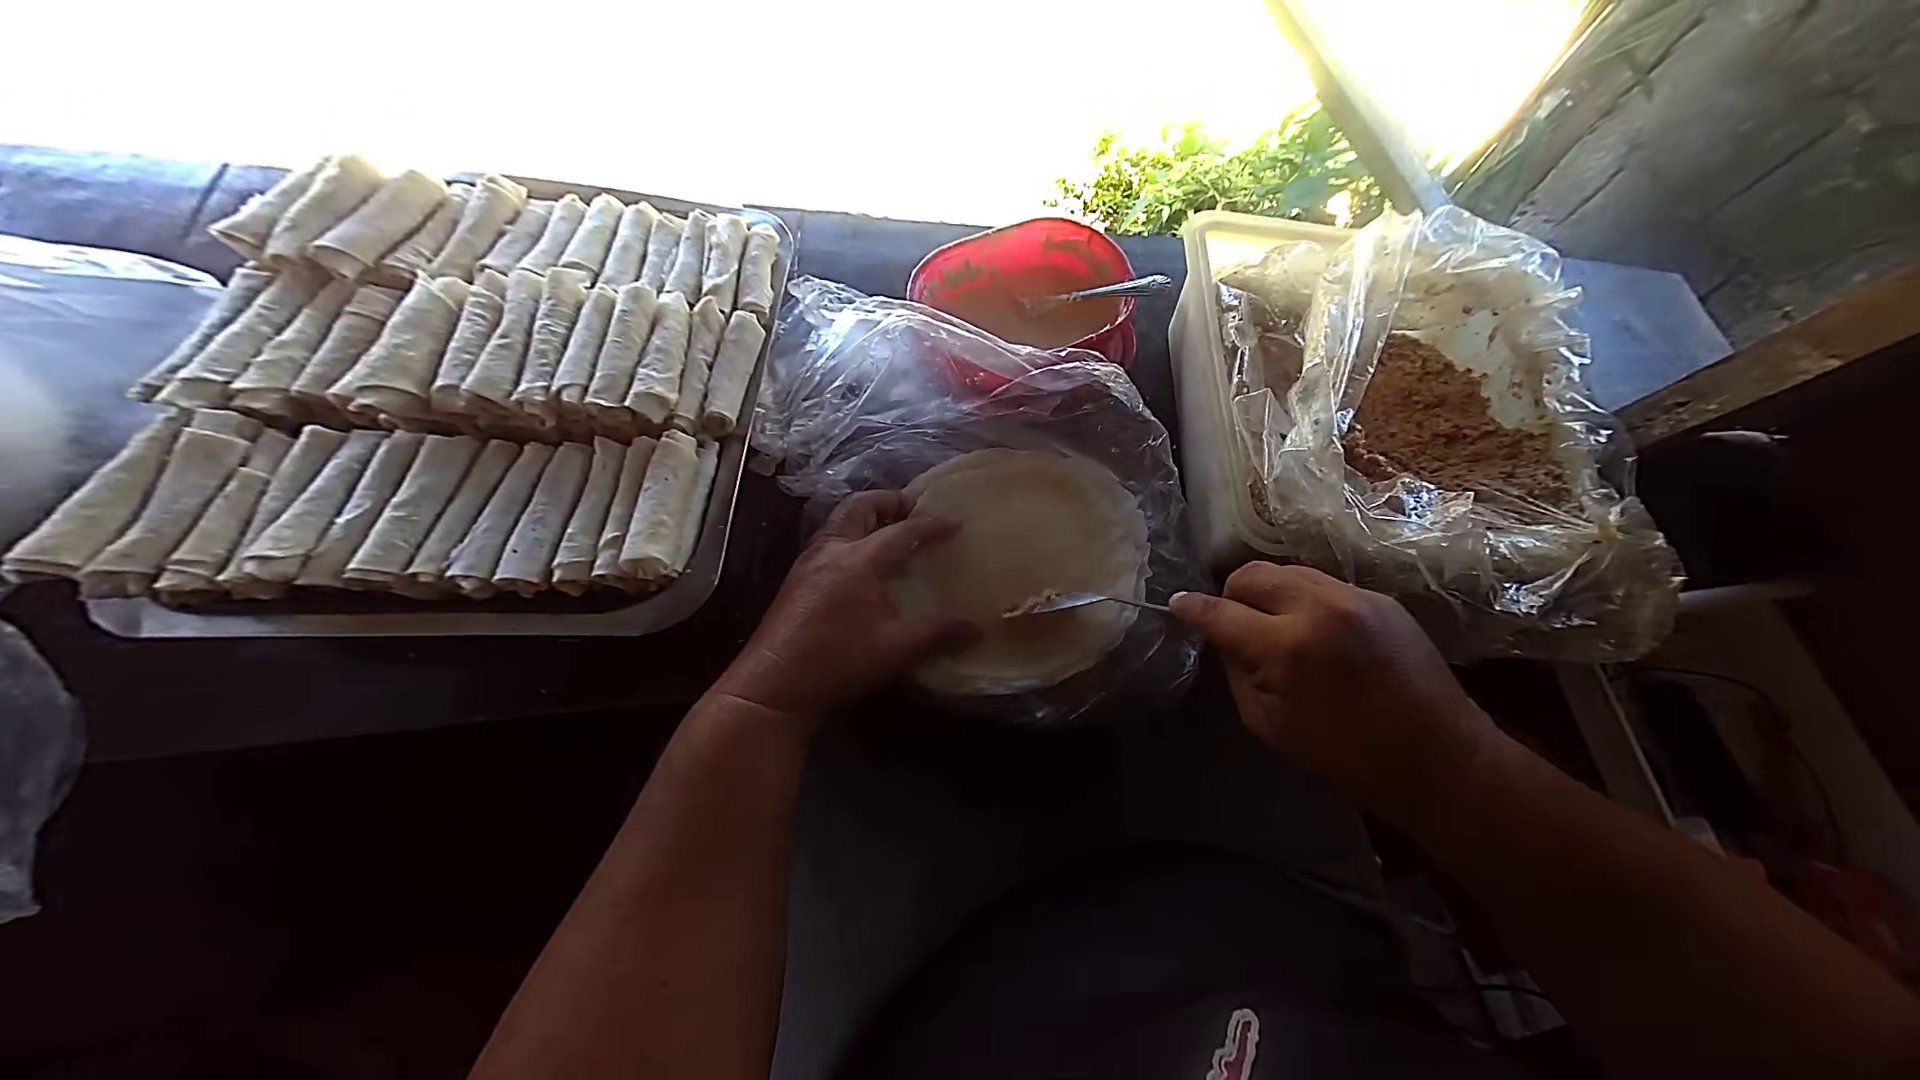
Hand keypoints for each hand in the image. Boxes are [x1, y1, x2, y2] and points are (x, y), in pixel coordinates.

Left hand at [713, 491, 978, 724]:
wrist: (774, 684)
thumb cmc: (838, 661)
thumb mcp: (896, 650)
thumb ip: (938, 636)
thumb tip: (978, 630)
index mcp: (860, 559)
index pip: (902, 531)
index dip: (931, 525)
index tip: (955, 522)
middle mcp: (832, 549)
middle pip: (860, 506)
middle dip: (889, 501)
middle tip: (912, 509)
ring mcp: (809, 562)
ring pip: (839, 520)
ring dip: (866, 516)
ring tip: (888, 530)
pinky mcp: (797, 578)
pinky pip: (828, 539)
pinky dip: (850, 534)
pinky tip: (859, 562)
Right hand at [1171, 563, 1503, 820]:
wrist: (1439, 757)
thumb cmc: (1343, 754)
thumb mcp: (1266, 721)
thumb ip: (1236, 670)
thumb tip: (1220, 636)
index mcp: (1286, 647)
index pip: (1219, 613)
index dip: (1190, 608)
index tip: (1176, 605)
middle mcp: (1319, 608)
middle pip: (1251, 574)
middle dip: (1231, 594)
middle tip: (1233, 622)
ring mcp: (1354, 597)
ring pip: (1286, 570)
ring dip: (1267, 592)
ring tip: (1272, 623)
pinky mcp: (1379, 598)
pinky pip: (1321, 583)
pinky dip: (1302, 599)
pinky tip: (1312, 629)